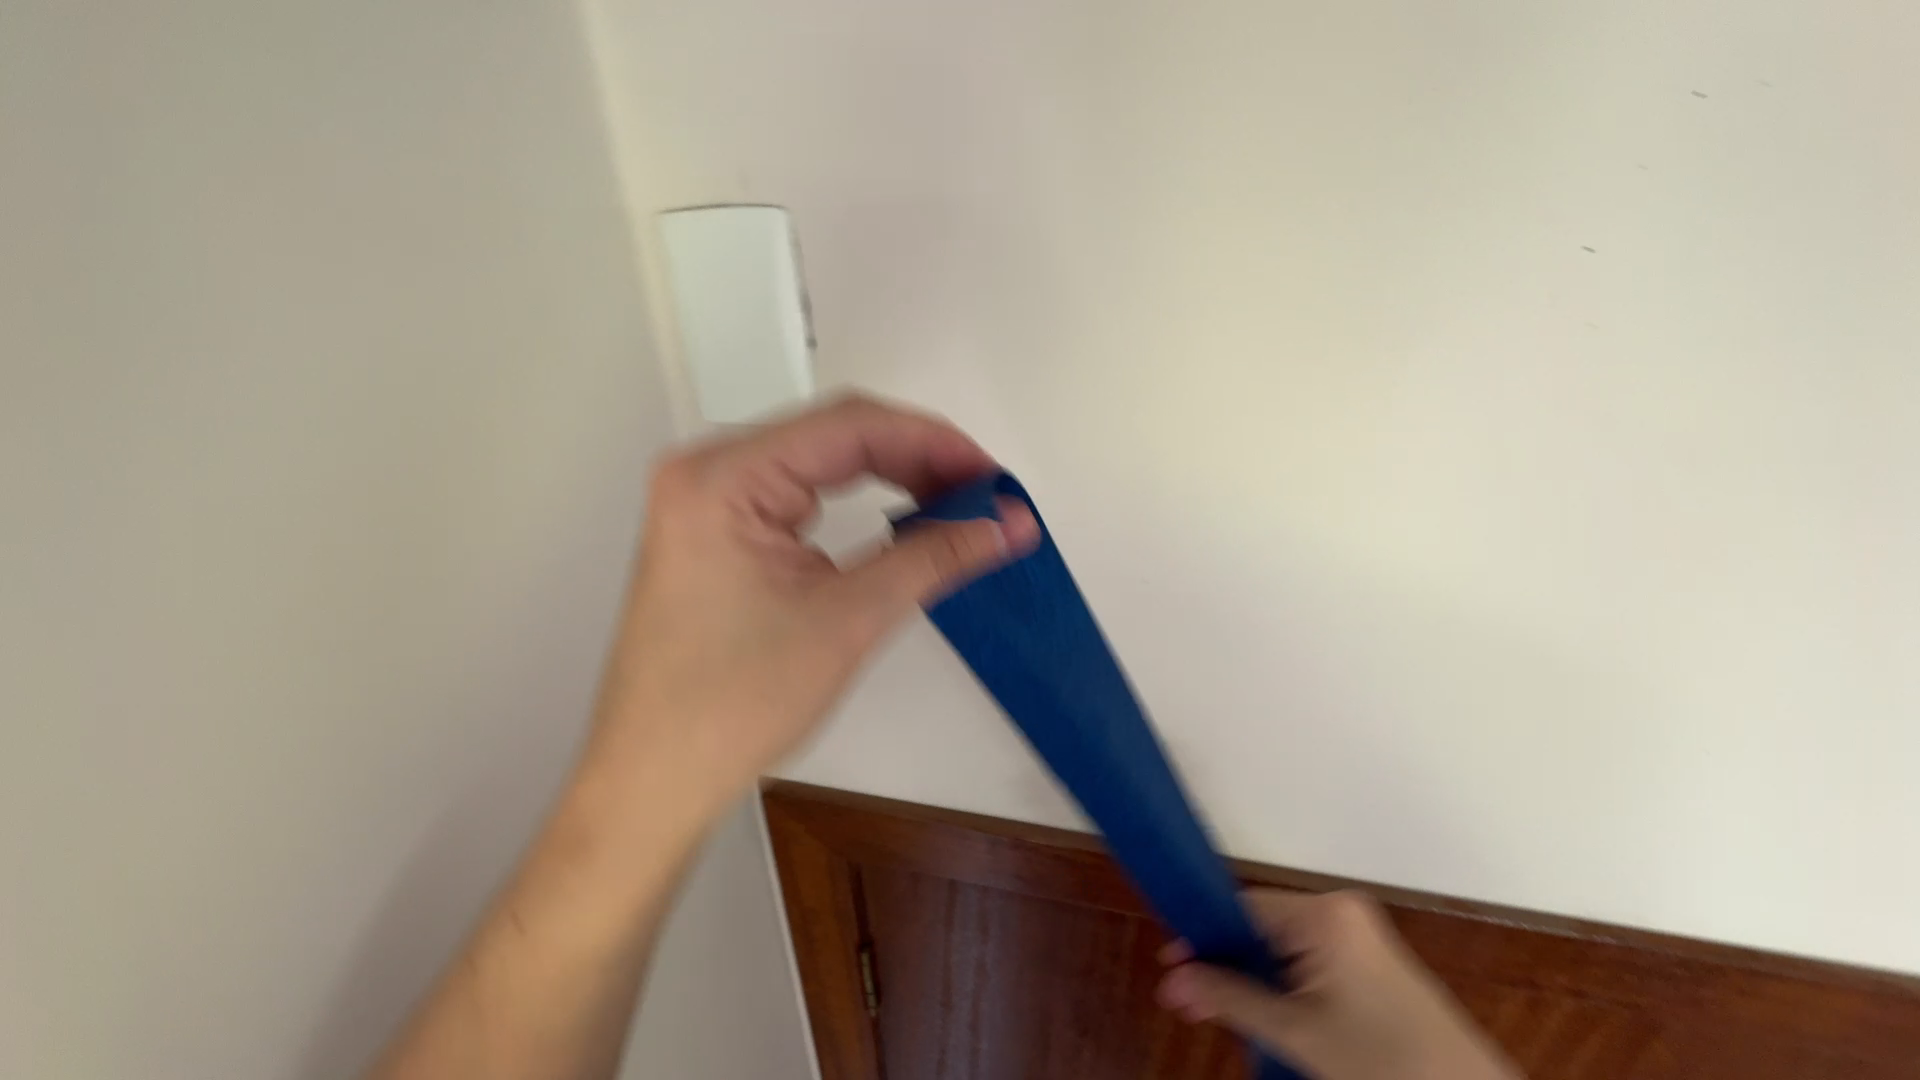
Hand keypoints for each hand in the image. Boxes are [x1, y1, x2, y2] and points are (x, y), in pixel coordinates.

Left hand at [591, 394, 1039, 811]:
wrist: (655, 778)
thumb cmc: (732, 707)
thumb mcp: (848, 620)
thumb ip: (934, 557)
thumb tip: (1008, 523)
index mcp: (722, 477)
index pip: (849, 426)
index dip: (935, 443)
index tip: (994, 478)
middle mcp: (707, 472)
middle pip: (835, 436)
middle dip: (918, 460)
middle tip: (984, 496)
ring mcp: (707, 500)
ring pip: (820, 462)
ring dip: (892, 477)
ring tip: (956, 505)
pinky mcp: (717, 530)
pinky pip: (799, 492)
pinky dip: (856, 500)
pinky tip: (900, 516)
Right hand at [1157, 890, 1521, 1079]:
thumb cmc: (1383, 1061)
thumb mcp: (1297, 1032)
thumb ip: (1229, 998)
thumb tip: (1169, 980)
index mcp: (1323, 912)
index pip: (1240, 907)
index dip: (1203, 939)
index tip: (1170, 970)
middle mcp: (1339, 909)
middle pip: (1260, 927)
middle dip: (1226, 966)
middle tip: (1190, 1005)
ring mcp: (1357, 933)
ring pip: (1281, 947)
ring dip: (1252, 980)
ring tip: (1225, 1017)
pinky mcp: (1369, 960)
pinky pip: (1307, 960)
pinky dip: (1283, 986)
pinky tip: (1268, 1018)